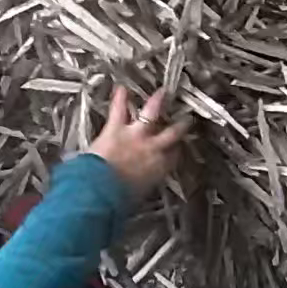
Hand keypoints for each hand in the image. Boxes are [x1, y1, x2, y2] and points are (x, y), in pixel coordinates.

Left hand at [85, 87, 189, 202]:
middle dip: (181, 125)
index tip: (179, 146)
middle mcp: (153, 148)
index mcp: (160, 168)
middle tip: (186, 119)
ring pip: (152, 113)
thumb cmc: (119, 201)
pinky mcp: (116, 129)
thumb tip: (139, 189)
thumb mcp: (139, 195)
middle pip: (173, 132)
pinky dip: (120, 98)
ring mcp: (135, 135)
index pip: (175, 155)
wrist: (100, 193)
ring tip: (163, 92)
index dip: (178, 149)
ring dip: (158, 101)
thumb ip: (143, 185)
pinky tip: (121, 87)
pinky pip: (119, 110)